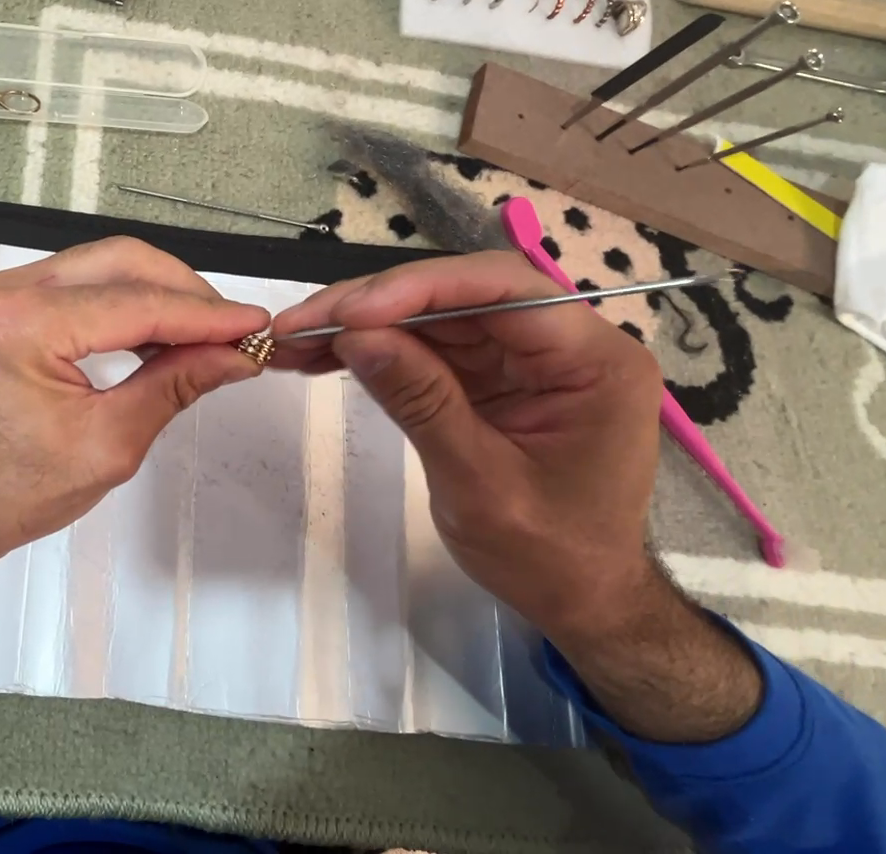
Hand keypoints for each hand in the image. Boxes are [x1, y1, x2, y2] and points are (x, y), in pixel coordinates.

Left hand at [0, 236, 270, 569]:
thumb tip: (235, 354)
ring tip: (203, 333)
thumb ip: (175, 385)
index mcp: (23, 326)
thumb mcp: (109, 444)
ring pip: (102, 264)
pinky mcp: (3, 302)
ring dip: (157, 292)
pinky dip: (124, 300)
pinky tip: (157, 331)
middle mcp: (5, 292)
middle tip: (231, 329)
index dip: (204, 314)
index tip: (255, 326)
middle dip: (184, 291)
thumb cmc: (15, 490)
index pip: (135, 304)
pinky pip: (79, 282)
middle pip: (120, 261)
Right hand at [269, 251, 664, 643]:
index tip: (348, 314)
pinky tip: (321, 357)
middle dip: (373, 305)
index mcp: (592, 362)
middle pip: (457, 294)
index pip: (504, 290)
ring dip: (358, 325)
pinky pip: (425, 345)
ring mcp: (522, 356)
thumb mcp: (478, 483)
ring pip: (430, 315)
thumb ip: (421, 402)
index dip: (420, 288)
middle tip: (297, 325)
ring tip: (293, 342)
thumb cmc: (546, 554)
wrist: (575, 598)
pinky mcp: (489, 374)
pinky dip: (372, 349)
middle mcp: (561, 343)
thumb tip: (354, 337)